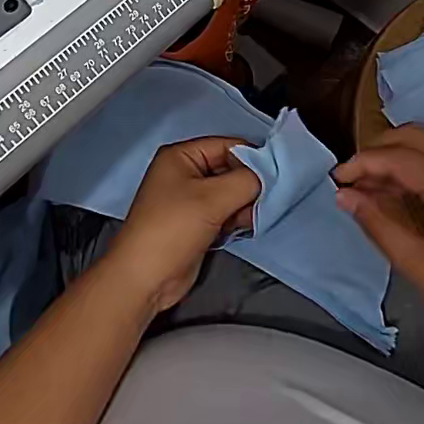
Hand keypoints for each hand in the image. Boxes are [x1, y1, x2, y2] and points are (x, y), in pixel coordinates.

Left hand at [104, 137, 261, 313]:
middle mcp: (184, 172)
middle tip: (270, 198)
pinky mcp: (195, 222)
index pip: (225, 146)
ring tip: (254, 217)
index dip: (252, 156)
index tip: (278, 172)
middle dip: (249, 183)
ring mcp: (189, 198)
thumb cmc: (172, 229)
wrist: (146, 278)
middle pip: (228, 169)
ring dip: (245, 203)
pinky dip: (237, 217)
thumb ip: (245, 181)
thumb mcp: (212, 199)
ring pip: (228, 192)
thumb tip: (267, 175)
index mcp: (181, 156)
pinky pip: (223, 211)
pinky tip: (246, 227)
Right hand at [334, 125, 423, 354]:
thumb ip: (378, 225)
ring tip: (372, 190)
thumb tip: (343, 195)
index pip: (396, 155)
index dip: (361, 164)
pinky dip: (414, 168)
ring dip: (395, 157)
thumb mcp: (421, 267)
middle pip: (412, 135)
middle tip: (354, 181)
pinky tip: (401, 197)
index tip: (335, 181)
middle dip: (377, 151)